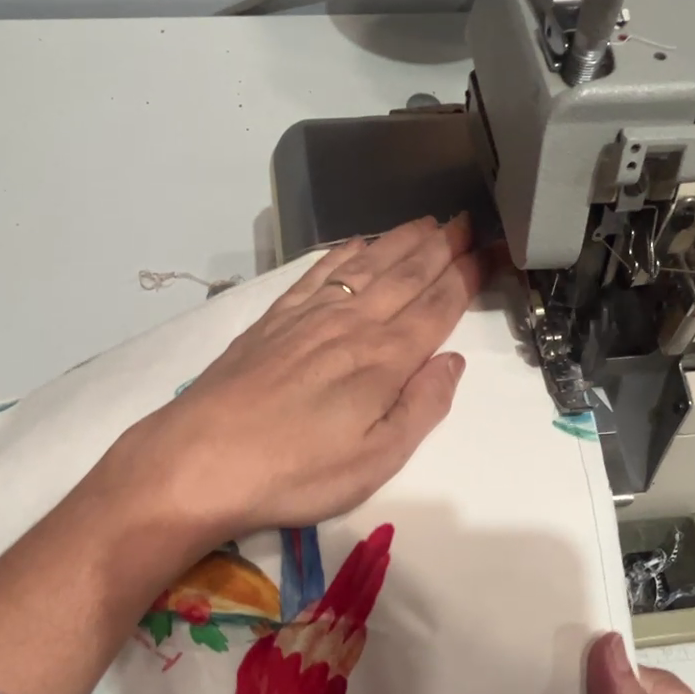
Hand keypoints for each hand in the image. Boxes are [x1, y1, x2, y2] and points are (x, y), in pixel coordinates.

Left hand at [101, 215, 483, 544]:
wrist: (203, 460)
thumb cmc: (297, 472)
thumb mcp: (377, 459)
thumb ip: (422, 407)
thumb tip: (453, 362)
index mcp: (385, 360)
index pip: (439, 307)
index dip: (468, 276)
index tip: (492, 251)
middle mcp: (353, 325)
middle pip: (407, 275)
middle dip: (443, 246)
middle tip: (469, 221)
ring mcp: (309, 317)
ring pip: (367, 265)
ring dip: (401, 241)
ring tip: (427, 222)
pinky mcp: (274, 320)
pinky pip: (320, 273)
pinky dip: (345, 252)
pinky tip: (357, 243)